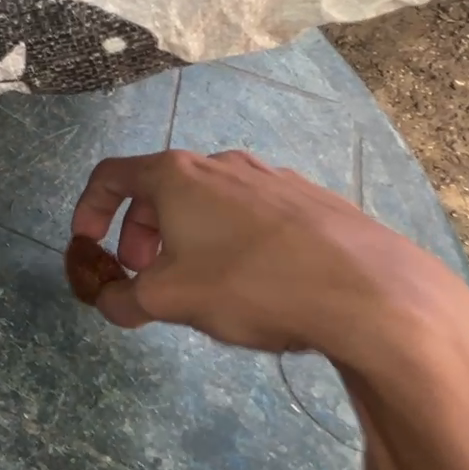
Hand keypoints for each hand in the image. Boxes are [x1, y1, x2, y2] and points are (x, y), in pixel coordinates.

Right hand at [70, 149, 468, 369]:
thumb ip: (121, 300)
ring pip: (210, 203)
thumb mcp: (166, 301)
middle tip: (144, 272)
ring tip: (202, 280)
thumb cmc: (250, 284)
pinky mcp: (321, 204)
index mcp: (176, 175)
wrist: (381, 300)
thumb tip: (110, 303)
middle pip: (160, 190)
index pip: (110, 175)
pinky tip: (261, 282)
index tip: (88, 242)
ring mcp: (276, 181)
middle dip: (140, 232)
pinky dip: (237, 240)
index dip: (88, 208)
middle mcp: (221, 166)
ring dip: (188, 236)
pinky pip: (258, 216)